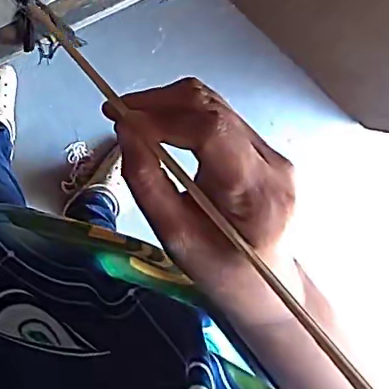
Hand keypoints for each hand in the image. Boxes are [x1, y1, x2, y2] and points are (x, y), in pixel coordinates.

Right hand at [105, 79, 296, 293]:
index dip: (160, 118)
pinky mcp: (261, 148)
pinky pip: (217, 115)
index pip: (210, 131)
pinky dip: (181, 112)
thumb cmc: (220, 271)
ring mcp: (271, 152)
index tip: (120, 120)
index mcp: (254, 191)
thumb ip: (147, 183)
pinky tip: (157, 125)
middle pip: (211, 108)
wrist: (268, 286)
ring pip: (213, 104)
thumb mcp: (175, 237)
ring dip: (167, 103)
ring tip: (131, 116)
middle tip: (116, 111)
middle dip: (157, 102)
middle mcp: (271, 163)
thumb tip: (125, 131)